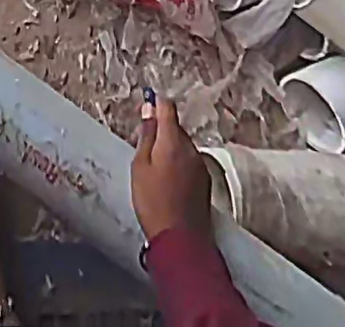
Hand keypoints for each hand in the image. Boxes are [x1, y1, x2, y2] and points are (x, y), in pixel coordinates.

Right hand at [131, 96, 212, 240]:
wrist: (181, 241)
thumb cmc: (153, 202)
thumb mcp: (140, 165)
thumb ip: (146, 135)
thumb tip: (149, 109)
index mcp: (173, 141)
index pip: (167, 107)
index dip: (156, 102)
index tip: (145, 106)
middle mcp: (191, 149)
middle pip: (175, 127)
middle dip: (161, 129)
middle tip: (143, 145)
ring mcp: (200, 165)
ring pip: (182, 144)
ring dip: (170, 147)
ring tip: (154, 167)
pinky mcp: (204, 181)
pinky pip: (189, 160)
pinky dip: (178, 162)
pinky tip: (167, 179)